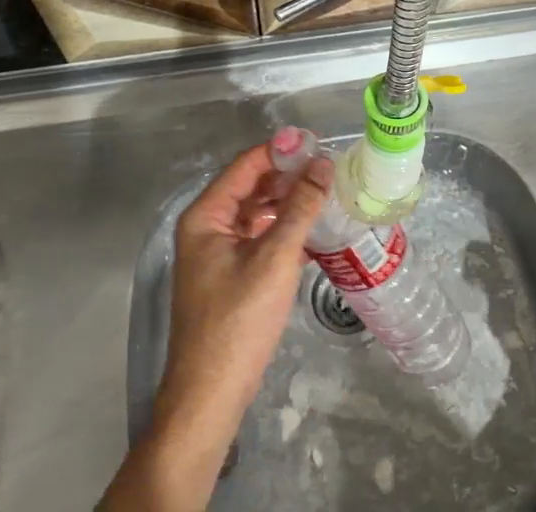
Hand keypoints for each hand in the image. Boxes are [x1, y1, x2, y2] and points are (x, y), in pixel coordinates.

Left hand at [100, 135, 332, 511]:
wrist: (211, 391)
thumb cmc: (239, 320)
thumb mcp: (275, 258)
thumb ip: (300, 208)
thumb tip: (323, 164)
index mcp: (205, 216)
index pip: (246, 166)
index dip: (281, 151)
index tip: (319, 144)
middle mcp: (206, 227)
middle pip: (250, 186)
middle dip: (287, 175)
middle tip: (330, 169)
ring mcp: (216, 252)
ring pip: (256, 212)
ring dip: (287, 202)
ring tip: (327, 193)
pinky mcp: (229, 274)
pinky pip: (258, 236)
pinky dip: (283, 228)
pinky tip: (312, 229)